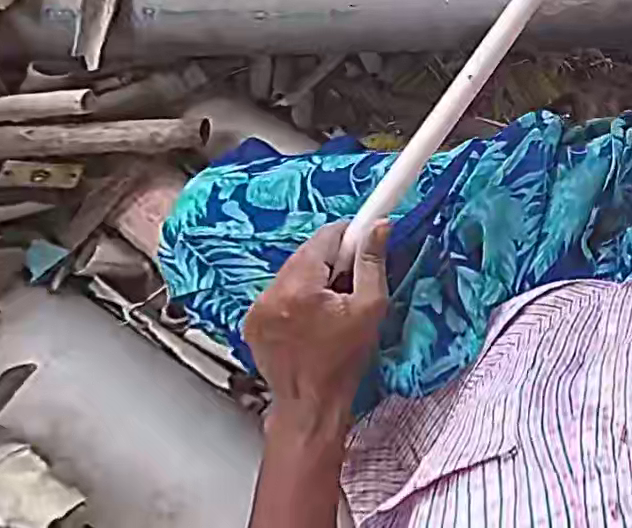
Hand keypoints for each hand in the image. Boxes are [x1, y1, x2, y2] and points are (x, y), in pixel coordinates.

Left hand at [243, 219, 390, 434]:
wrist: (310, 406)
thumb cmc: (345, 358)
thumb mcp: (370, 306)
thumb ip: (373, 261)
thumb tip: (379, 225)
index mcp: (299, 289)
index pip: (325, 236)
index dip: (350, 235)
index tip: (365, 243)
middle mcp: (271, 294)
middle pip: (308, 251)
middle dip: (334, 257)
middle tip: (352, 280)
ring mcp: (257, 308)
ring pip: (295, 267)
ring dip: (317, 273)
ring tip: (334, 300)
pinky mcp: (252, 320)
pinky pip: (282, 286)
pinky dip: (300, 290)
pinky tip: (314, 312)